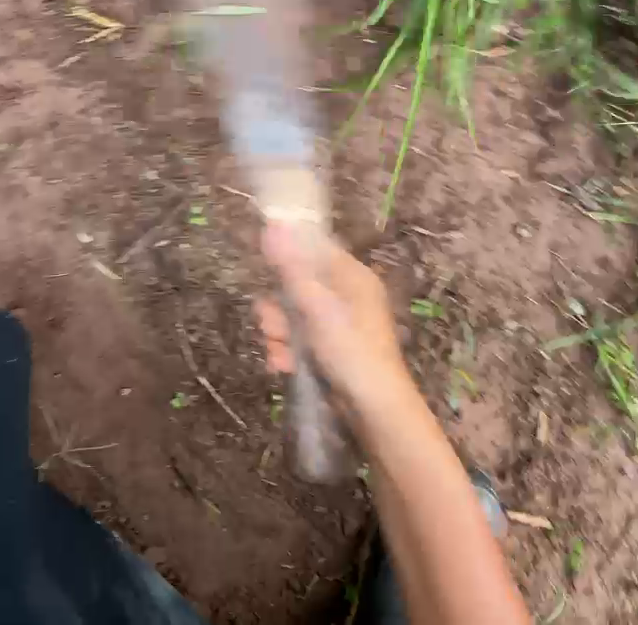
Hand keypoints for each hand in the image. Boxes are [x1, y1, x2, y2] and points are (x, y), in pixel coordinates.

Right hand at [257, 223, 412, 424]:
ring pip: (293, 315)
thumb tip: (273, 225)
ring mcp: (338, 324)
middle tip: (271, 324)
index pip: (315, 248)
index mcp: (352, 277)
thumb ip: (292, 267)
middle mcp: (346, 295)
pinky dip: (287, 350)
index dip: (287, 252)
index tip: (262, 263)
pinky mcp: (330, 350)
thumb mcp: (317, 306)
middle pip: (298, 284)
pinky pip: (299, 339)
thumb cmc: (351, 350)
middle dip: (278, 306)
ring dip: (279, 332)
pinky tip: (283, 364)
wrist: (374, 412)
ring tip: (278, 350)